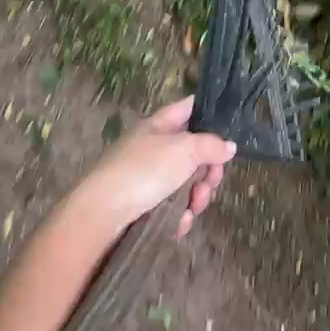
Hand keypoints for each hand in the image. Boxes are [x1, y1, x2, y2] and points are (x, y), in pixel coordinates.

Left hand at [75, 96, 236, 237]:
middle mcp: (154, 149)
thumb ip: (212, 145)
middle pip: (195, 152)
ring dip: (197, 196)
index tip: (231, 126)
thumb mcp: (185, 149)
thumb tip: (229, 147)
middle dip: (209, 170)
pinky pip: (173, 207)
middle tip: (211, 182)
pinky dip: (179, 215)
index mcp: (159, 126)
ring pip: (187, 183)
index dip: (210, 112)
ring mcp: (148, 180)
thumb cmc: (142, 172)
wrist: (98, 218)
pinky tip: (178, 222)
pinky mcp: (144, 208)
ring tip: (193, 207)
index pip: (190, 108)